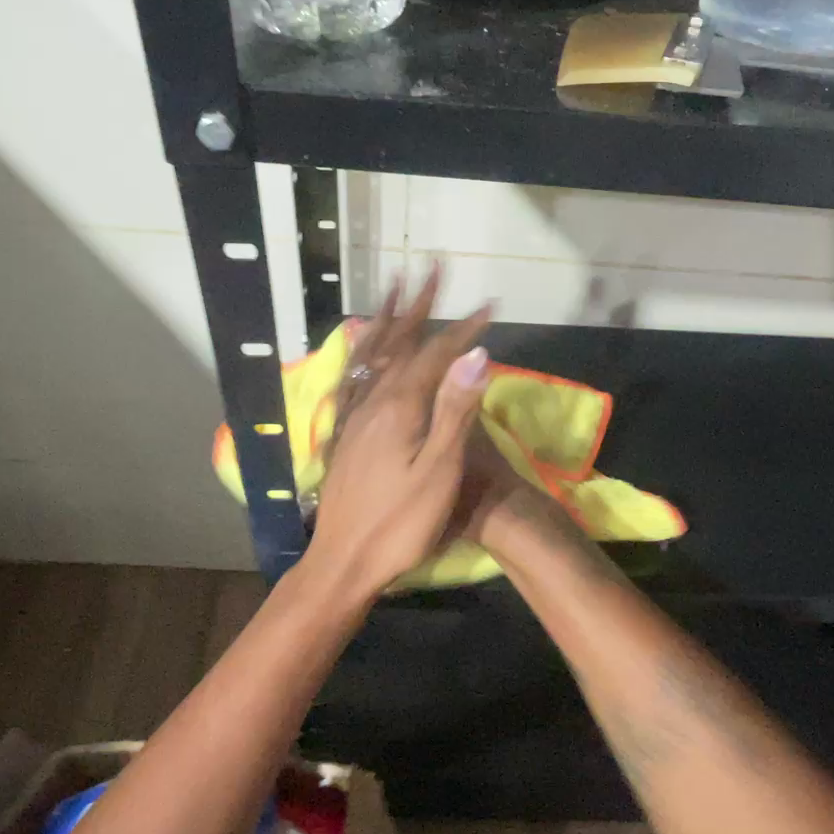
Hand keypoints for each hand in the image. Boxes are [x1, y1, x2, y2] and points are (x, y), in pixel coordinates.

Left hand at [306, 267, 492, 594]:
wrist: (343, 562)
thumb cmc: (400, 524)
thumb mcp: (438, 471)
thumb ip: (455, 411)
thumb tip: (476, 354)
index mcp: (399, 408)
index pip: (435, 356)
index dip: (462, 330)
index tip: (489, 306)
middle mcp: (372, 403)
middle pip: (398, 344)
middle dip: (419, 306)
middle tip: (433, 270)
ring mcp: (354, 419)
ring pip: (372, 357)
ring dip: (387, 321)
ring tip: (393, 293)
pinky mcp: (345, 436)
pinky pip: (354, 380)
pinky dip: (362, 355)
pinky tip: (361, 354)